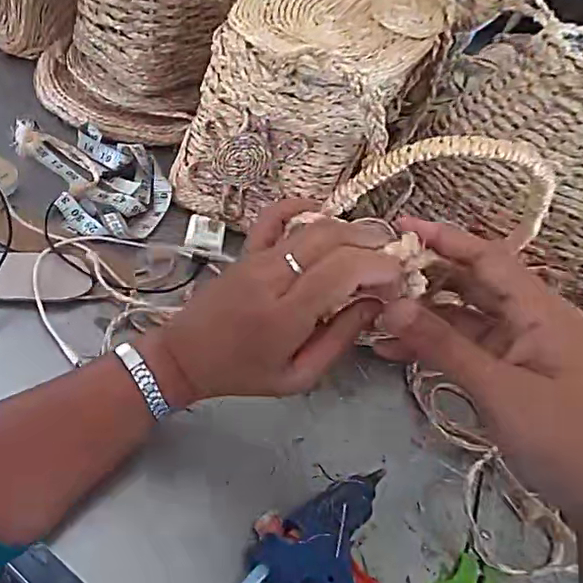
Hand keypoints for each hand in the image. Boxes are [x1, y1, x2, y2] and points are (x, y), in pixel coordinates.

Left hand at [143, 199, 405, 404]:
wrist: (185, 356)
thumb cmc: (242, 373)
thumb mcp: (298, 376)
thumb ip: (340, 339)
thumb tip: (375, 303)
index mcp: (286, 314)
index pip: (345, 269)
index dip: (382, 268)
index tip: (397, 283)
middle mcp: (271, 277)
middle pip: (334, 239)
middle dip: (374, 245)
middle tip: (392, 265)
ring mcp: (256, 259)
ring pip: (312, 226)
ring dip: (350, 230)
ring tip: (371, 249)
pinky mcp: (245, 251)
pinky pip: (273, 216)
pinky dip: (300, 206)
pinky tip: (324, 214)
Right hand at [369, 219, 582, 522]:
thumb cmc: (572, 440)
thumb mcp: (499, 391)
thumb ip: (442, 344)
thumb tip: (389, 303)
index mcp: (541, 311)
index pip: (487, 258)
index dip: (442, 238)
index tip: (395, 226)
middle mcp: (533, 322)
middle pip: (472, 284)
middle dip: (423, 277)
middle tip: (371, 276)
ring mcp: (524, 352)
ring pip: (465, 319)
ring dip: (422, 316)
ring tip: (371, 317)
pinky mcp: (517, 379)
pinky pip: (468, 350)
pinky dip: (433, 347)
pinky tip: (394, 352)